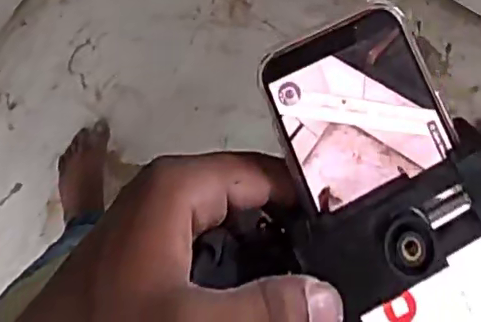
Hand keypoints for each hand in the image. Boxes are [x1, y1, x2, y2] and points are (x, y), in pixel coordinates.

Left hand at [22, 152, 343, 321]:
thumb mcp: (193, 321)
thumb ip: (264, 308)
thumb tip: (325, 297)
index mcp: (178, 184)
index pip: (258, 173)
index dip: (300, 198)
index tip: (336, 227)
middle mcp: (166, 189)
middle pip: (243, 198)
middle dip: (281, 232)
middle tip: (318, 270)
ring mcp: (152, 217)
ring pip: (224, 225)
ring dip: (256, 255)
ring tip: (288, 290)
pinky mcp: (144, 249)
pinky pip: (202, 245)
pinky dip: (228, 267)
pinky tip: (242, 300)